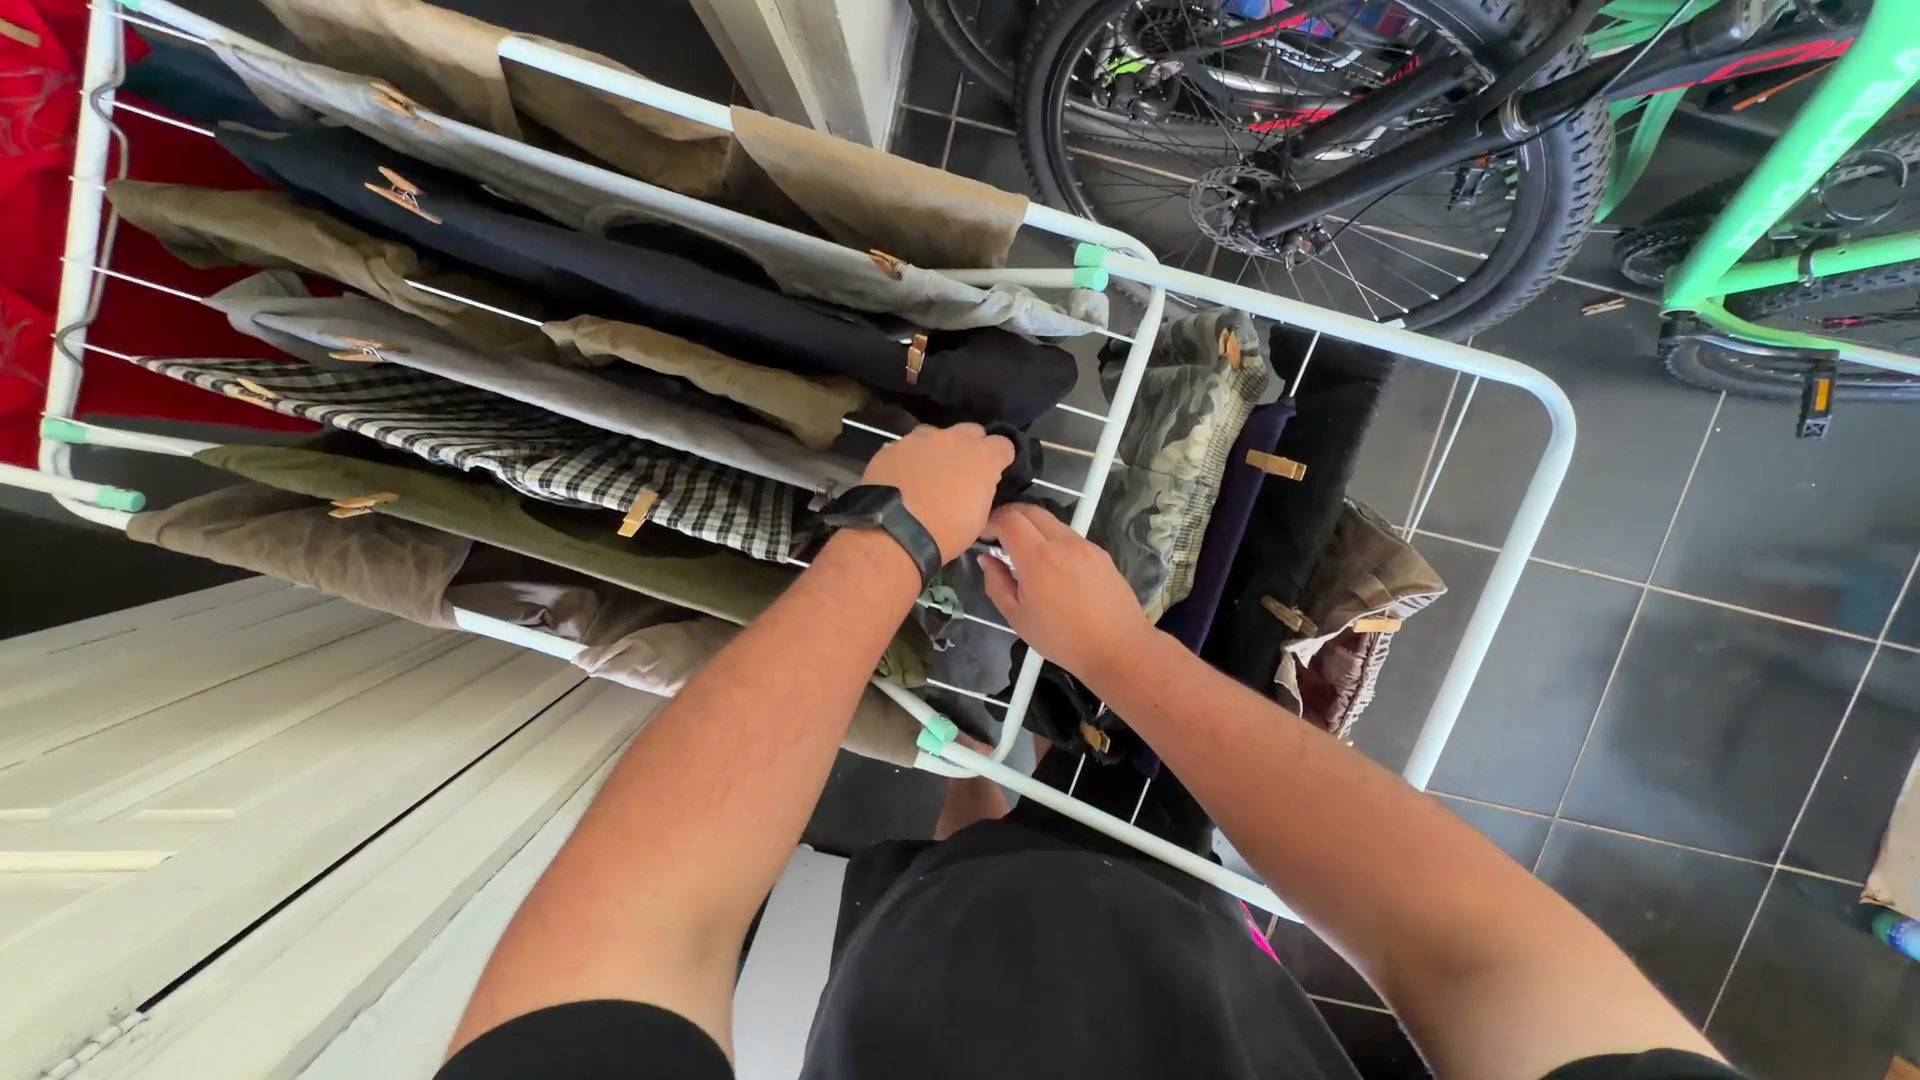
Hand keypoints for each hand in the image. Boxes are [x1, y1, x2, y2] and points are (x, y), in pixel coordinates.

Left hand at [860, 423, 1014, 561]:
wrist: (893, 534)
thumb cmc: (945, 533)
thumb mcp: (978, 518)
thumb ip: (983, 490)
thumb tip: (979, 484)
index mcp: (981, 457)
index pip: (1004, 445)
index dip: (1000, 459)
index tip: (994, 473)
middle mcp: (952, 439)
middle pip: (971, 431)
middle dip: (971, 447)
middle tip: (962, 472)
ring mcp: (919, 440)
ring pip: (936, 434)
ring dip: (938, 449)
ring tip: (929, 473)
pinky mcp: (892, 447)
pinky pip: (907, 447)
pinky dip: (910, 458)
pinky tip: (903, 477)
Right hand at [977, 503, 1153, 681]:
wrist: (1118, 648)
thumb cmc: (1062, 638)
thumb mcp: (1017, 617)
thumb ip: (997, 583)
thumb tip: (987, 560)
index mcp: (1038, 558)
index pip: (1009, 520)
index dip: (991, 522)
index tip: (983, 536)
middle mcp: (1063, 543)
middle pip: (1031, 511)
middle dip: (1010, 517)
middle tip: (998, 536)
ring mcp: (1085, 546)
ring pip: (1052, 522)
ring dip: (1033, 528)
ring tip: (1024, 553)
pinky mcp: (1101, 554)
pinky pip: (1070, 537)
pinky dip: (1053, 541)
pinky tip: (1053, 567)